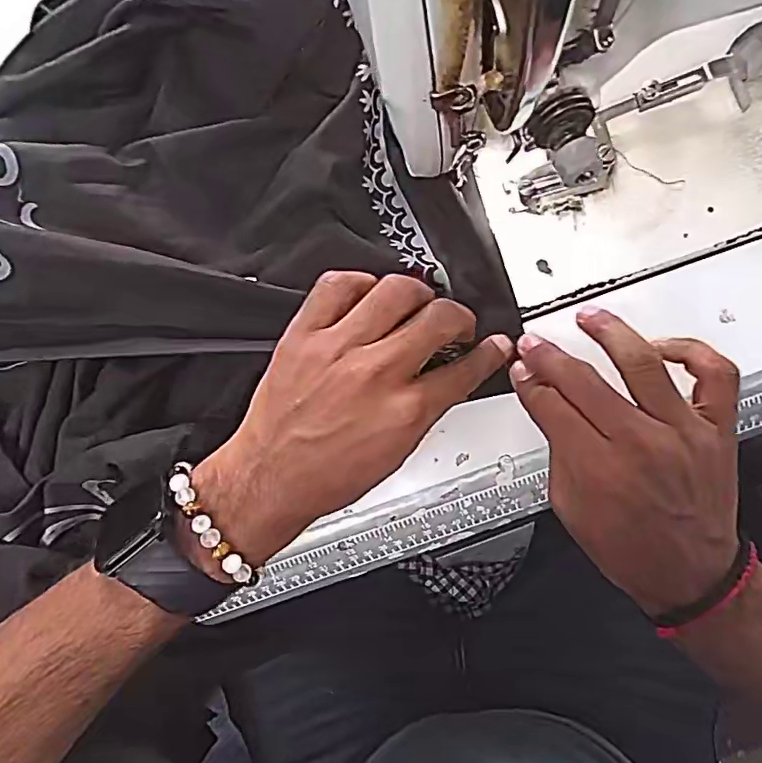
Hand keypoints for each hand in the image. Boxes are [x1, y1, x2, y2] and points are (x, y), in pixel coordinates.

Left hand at [188, 272, 512, 572]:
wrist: (269, 480)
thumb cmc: (326, 477)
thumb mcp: (396, 453)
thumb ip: (426, 410)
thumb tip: (446, 382)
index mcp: (405, 411)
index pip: (465, 368)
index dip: (488, 353)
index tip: (492, 344)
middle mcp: (376, 374)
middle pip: (439, 318)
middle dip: (460, 318)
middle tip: (456, 324)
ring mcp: (338, 349)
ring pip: (396, 291)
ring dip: (418, 294)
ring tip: (417, 304)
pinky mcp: (304, 336)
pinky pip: (337, 285)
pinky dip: (360, 283)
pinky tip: (367, 295)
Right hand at [508, 307, 742, 615]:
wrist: (690, 573)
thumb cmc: (633, 549)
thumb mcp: (571, 508)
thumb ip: (559, 454)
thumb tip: (548, 408)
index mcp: (597, 469)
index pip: (551, 405)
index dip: (530, 382)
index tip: (522, 370)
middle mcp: (640, 445)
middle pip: (583, 381)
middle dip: (549, 357)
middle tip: (536, 345)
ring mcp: (682, 433)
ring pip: (642, 363)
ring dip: (609, 334)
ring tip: (590, 319)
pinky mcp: (716, 429)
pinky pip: (714, 373)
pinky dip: (689, 350)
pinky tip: (661, 345)